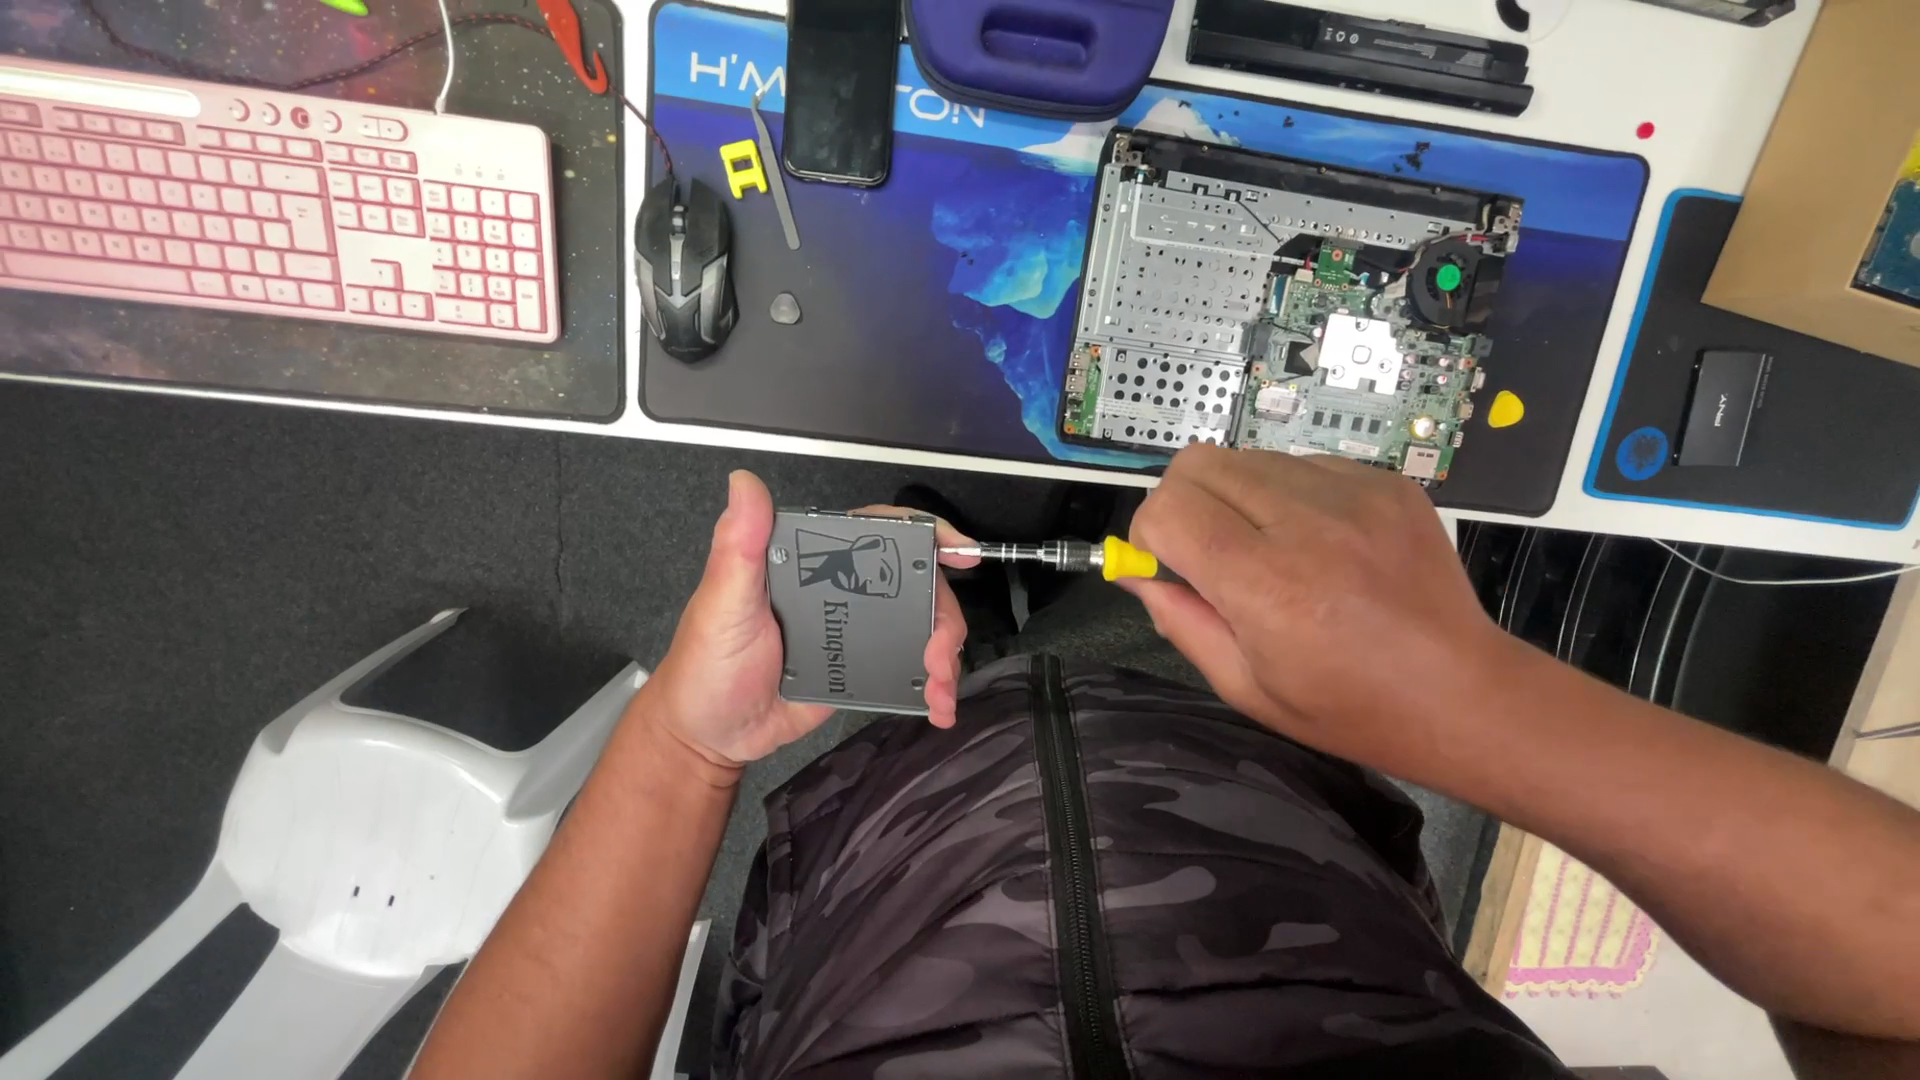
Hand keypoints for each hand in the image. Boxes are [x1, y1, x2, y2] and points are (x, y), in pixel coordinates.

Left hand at [635, 471, 976, 779]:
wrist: (711, 734)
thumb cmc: (709, 663)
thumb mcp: (722, 602)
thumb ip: (738, 546)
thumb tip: (743, 481)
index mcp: (815, 562)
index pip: (880, 532)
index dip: (927, 533)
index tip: (962, 551)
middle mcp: (845, 589)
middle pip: (917, 584)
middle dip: (944, 616)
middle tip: (941, 654)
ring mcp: (860, 632)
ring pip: (923, 626)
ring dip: (946, 655)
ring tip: (940, 690)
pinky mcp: (866, 671)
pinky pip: (912, 667)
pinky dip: (935, 684)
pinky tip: (940, 706)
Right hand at [1123, 446, 1505, 768]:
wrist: (1464, 694)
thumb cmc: (1346, 706)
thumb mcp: (1243, 685)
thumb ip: (1178, 619)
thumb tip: (1134, 570)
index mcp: (1267, 586)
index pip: (1168, 510)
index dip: (1147, 534)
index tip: (1165, 564)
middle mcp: (1308, 524)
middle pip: (1198, 464)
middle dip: (1181, 502)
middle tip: (1203, 547)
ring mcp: (1353, 494)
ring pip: (1246, 457)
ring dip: (1232, 496)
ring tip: (1264, 545)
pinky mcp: (1385, 482)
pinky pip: (1300, 463)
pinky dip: (1284, 493)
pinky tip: (1312, 539)